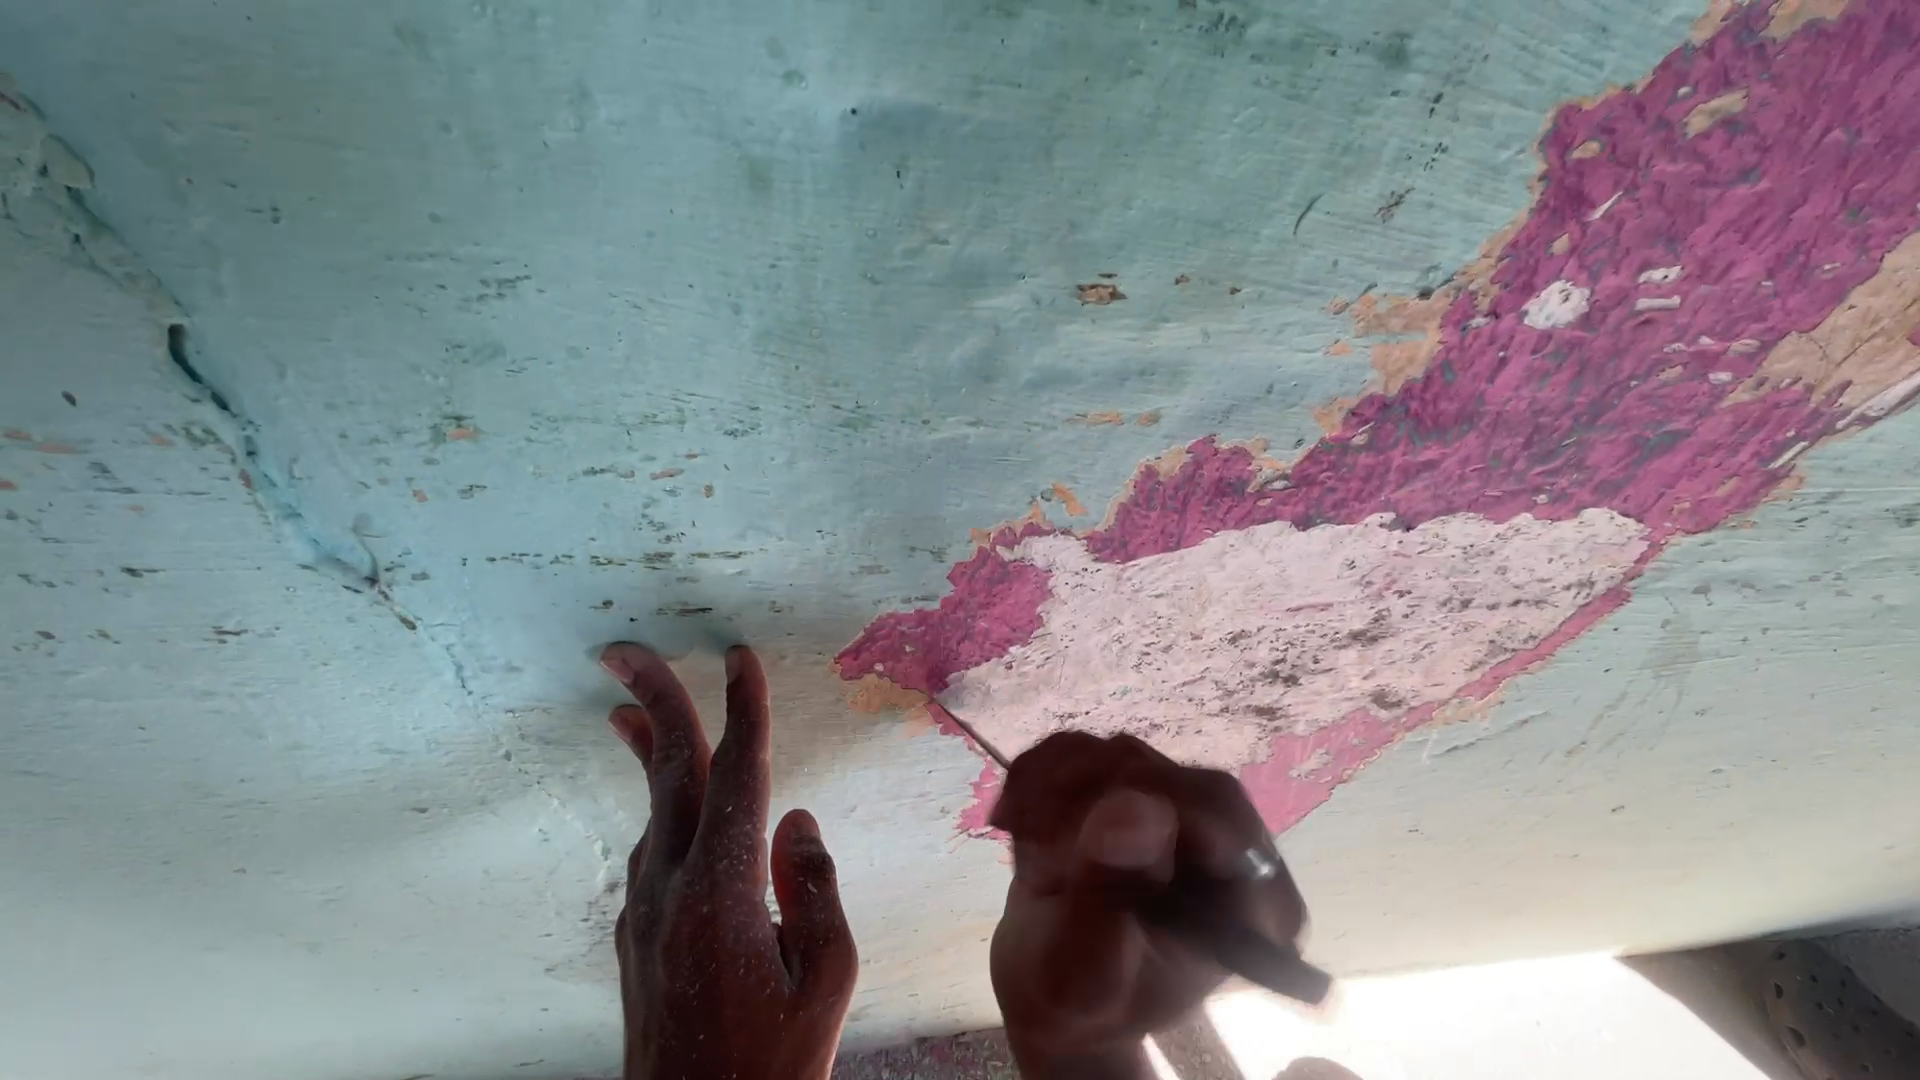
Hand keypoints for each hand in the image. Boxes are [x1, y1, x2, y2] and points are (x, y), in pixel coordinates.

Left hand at [600, 642, 857, 1079]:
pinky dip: (658, 803)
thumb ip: (815, 889)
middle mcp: (668, 891)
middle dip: (653, 701)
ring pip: (651, 808)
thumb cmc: (773, 1069)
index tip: (739, 658)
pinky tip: (668, 799)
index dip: (743, 709)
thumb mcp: (826, 981)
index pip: (738, 777)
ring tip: (630, 707)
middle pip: (667, 775)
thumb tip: (796, 822)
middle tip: (622, 649)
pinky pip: (651, 847)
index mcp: (720, 894)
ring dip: (645, 749)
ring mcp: (642, 915)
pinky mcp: (636, 938)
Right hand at [988, 732, 1308, 1079]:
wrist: (1044, 984)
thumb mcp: (1084, 973)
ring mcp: (1176, 806)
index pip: (1216, 810)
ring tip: (1030, 859)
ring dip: (1052, 794)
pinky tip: (1017, 823)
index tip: (1066, 843)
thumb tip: (1135, 807)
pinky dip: (1037, 776)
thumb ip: (1107, 896)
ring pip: (1118, 753)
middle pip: (1165, 773)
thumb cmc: (1076, 1002)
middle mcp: (1228, 843)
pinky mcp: (1132, 783)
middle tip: (1035, 856)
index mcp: (1252, 901)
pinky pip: (1084, 745)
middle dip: (1084, 804)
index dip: (1140, 806)